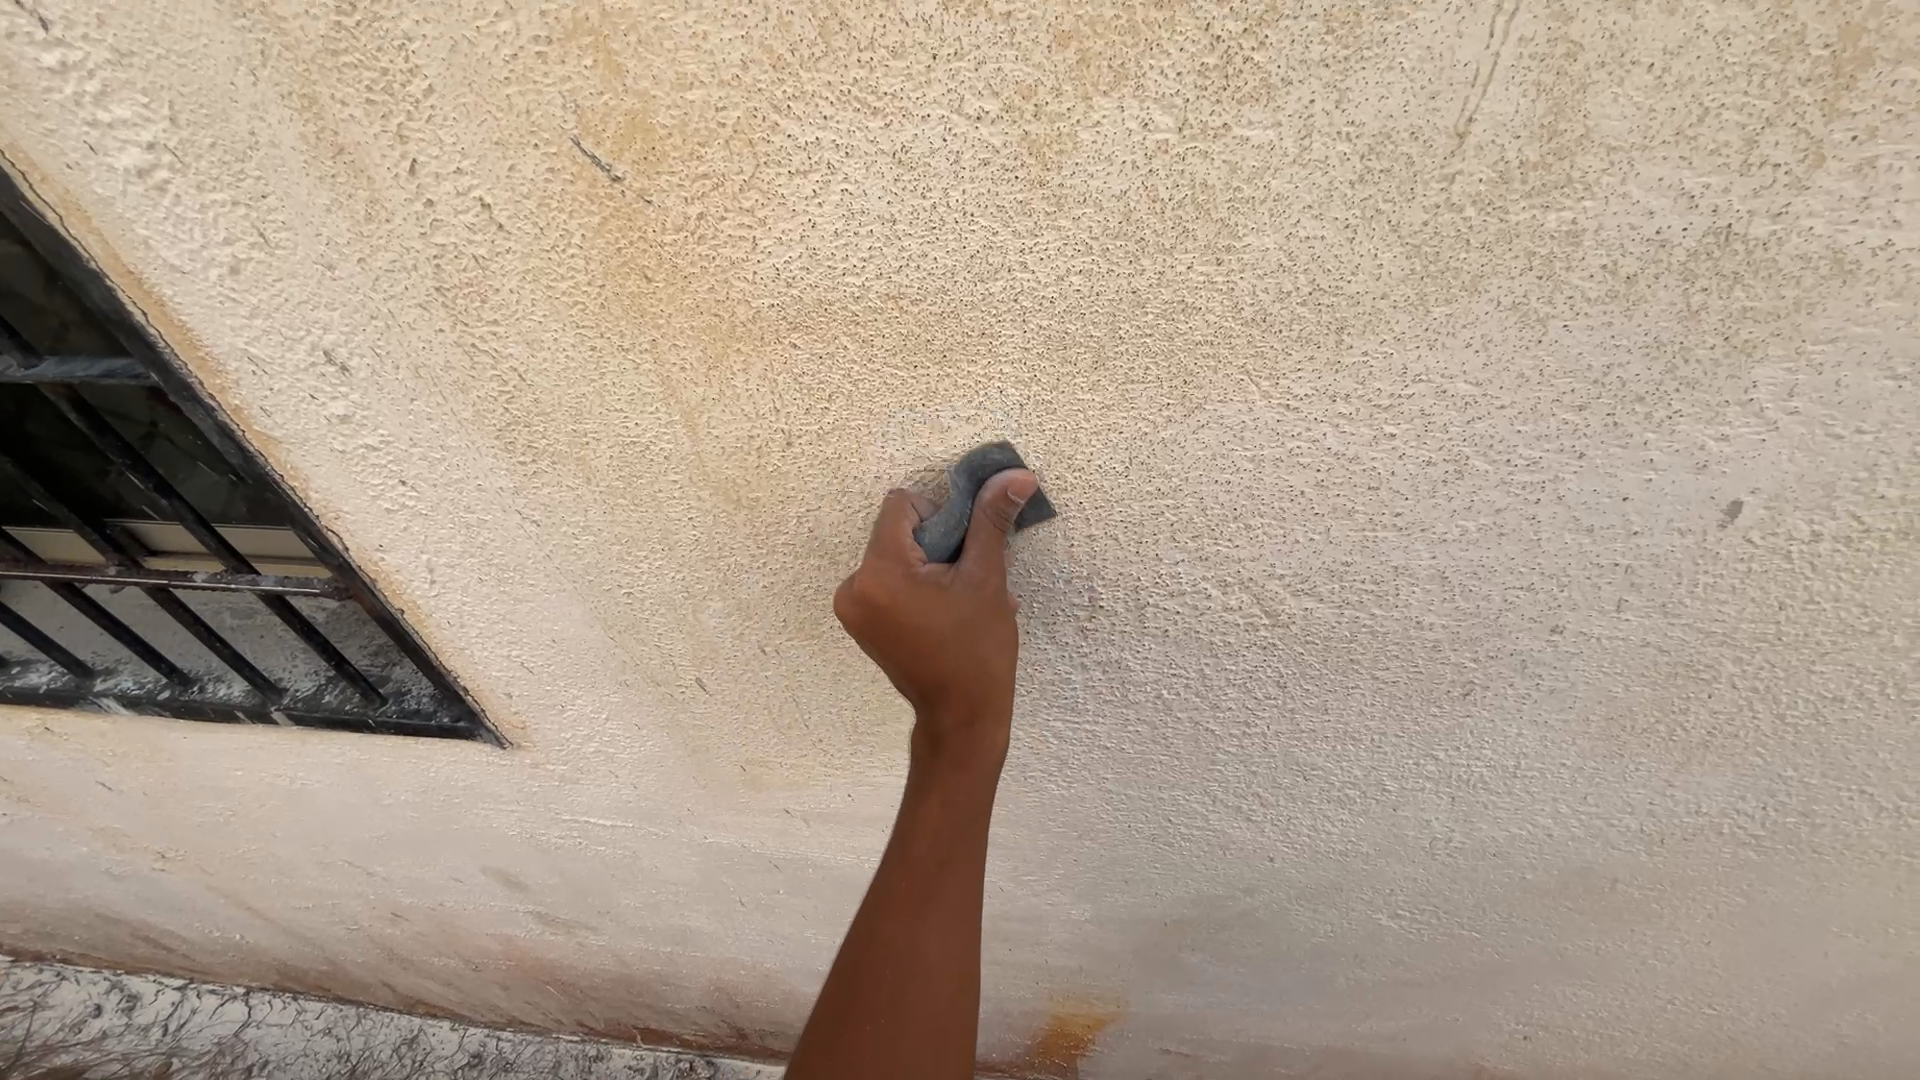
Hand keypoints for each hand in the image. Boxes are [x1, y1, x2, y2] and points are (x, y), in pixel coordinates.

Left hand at [834, 469, 1039, 769]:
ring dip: (926, 563)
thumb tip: (1015, 475)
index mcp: (879, 573)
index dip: (937, 513)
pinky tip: (942, 607)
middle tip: (962, 576)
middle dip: (933, 542)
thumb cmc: (977, 651)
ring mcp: (851, 608)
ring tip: (954, 597)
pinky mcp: (858, 621)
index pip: (900, 504)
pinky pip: (885, 579)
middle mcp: (853, 587)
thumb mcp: (987, 578)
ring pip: (893, 554)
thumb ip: (992, 520)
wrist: (961, 715)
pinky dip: (914, 582)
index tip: (961, 547)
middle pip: (895, 530)